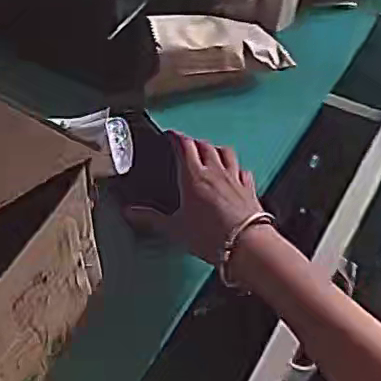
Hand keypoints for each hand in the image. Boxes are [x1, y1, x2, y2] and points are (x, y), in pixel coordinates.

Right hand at [126, 132, 264, 265]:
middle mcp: (215, 172)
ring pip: (226, 152)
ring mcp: (234, 178)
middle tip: (187, 145)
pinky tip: (235, 172)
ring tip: (211, 151)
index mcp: (193, 176)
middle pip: (204, 146)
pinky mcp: (249, 189)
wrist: (246, 244)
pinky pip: (243, 170)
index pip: (183, 146)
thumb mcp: (174, 228)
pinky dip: (237, 167)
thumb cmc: (211, 235)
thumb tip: (131, 212)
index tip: (170, 136)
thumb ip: (151, 218)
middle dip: (194, 142)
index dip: (175, 137)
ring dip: (216, 149)